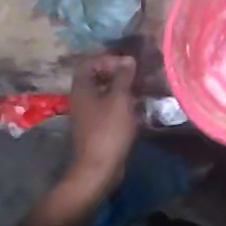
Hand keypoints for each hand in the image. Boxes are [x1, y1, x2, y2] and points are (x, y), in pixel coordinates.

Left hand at [66, 54, 138, 193]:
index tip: (128, 63)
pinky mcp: (98, 126)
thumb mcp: (120, 99)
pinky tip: (139, 107)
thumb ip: (123, 77)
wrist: (99, 167)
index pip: (88, 63)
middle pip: (96, 77)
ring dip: (122, 88)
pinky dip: (122, 102)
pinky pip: (109, 106)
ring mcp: (89, 114)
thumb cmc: (109, 130)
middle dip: (117, 73)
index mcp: (82, 89)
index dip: (107, 59)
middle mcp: (82, 99)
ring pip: (104, 92)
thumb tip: (127, 59)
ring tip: (142, 89)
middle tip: (138, 74)